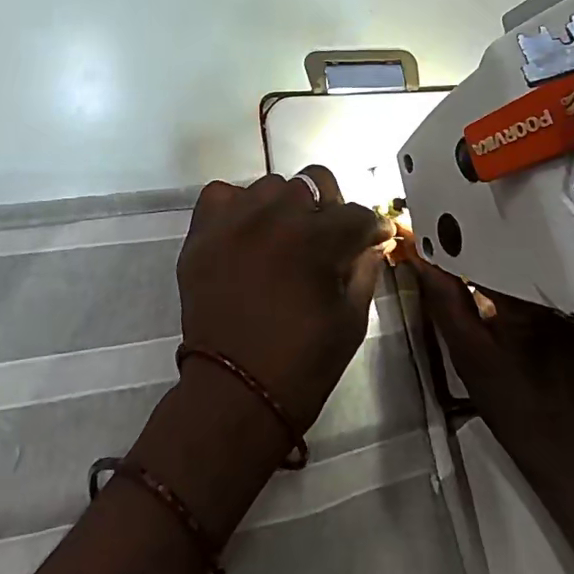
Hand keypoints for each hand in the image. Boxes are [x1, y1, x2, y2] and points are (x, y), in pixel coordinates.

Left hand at [177, 167, 394, 428]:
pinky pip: (222, 195)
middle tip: (324, 242)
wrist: (235, 390)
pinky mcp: (201, 231)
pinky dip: (236, 207)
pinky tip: (244, 233)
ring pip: (269, 187)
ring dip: (283, 208)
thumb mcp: (351, 320)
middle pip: (312, 184)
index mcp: (316, 238)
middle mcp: (273, 216)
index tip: (371, 238)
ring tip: (282, 240)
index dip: (369, 227)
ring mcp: (233, 219)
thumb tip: (372, 241)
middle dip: (327, 211)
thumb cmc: (302, 363)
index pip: (355, 212)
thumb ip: (364, 270)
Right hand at [404, 249, 573, 456]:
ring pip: (517, 262)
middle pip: (501, 248)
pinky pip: (532, 279)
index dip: (445, 235)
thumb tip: (415, 252)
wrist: (572, 451)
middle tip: (429, 240)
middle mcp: (556, 284)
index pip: (481, 244)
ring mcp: (571, 297)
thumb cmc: (514, 404)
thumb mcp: (467, 351)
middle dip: (463, 240)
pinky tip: (485, 283)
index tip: (417, 231)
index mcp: (528, 291)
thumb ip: (441, 297)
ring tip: (451, 256)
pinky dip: (505, 276)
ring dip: (484, 257)